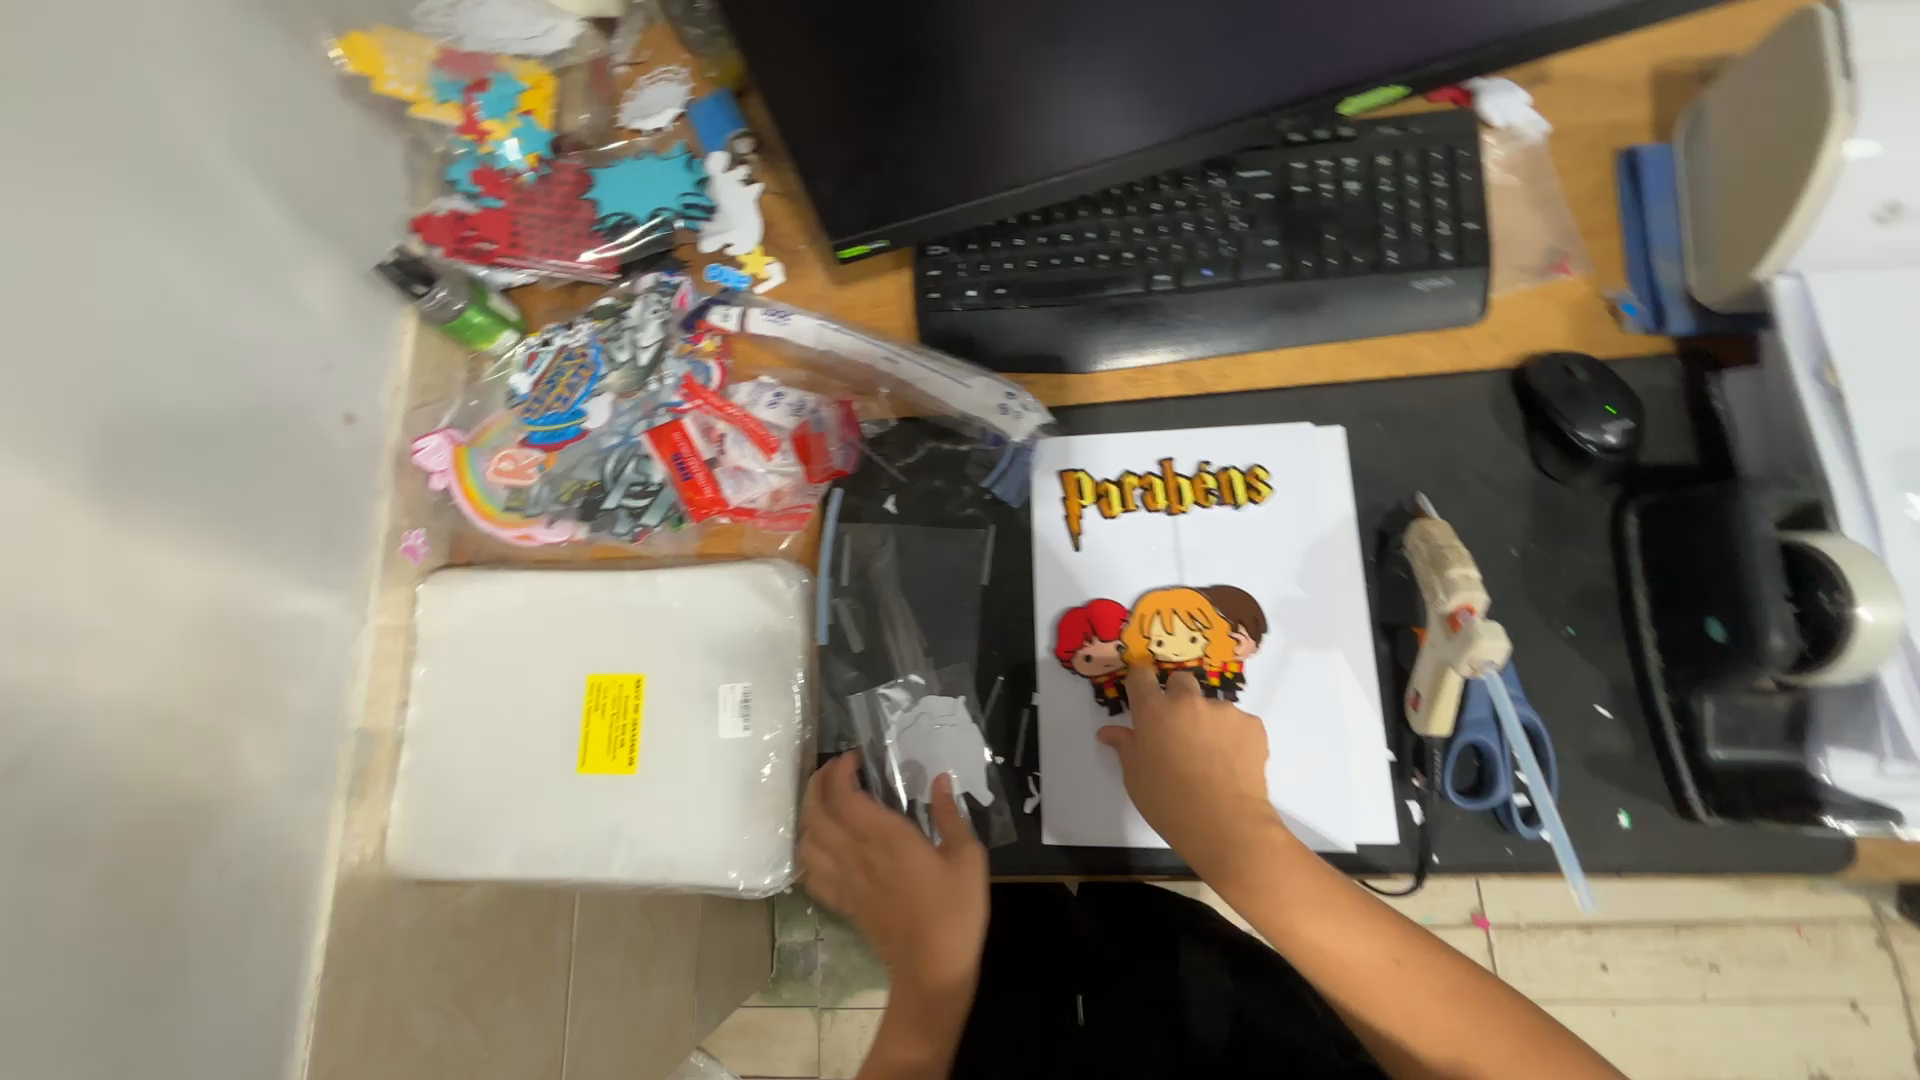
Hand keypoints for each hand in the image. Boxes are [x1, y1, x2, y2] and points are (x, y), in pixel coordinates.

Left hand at [799, 753, 989, 998]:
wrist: (934, 969)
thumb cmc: (956, 910)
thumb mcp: (967, 857)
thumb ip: (951, 815)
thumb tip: (941, 779)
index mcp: (886, 837)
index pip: (844, 795)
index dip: (840, 771)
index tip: (853, 757)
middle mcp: (857, 854)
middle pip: (816, 812)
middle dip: (817, 783)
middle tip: (834, 770)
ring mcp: (845, 881)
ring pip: (806, 841)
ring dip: (809, 814)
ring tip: (826, 800)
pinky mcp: (843, 903)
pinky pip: (810, 873)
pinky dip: (808, 852)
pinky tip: (821, 843)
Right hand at [1098, 668, 1289, 875]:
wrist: (1226, 825)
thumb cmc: (1169, 803)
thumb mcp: (1135, 778)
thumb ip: (1125, 746)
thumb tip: (1109, 732)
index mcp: (1154, 710)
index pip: (1141, 676)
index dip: (1140, 684)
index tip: (1142, 698)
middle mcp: (1188, 701)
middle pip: (1180, 681)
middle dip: (1176, 696)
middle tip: (1177, 728)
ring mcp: (1224, 711)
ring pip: (1211, 706)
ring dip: (1207, 721)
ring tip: (1210, 757)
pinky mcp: (1253, 725)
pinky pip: (1238, 723)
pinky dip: (1233, 737)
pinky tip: (1231, 764)